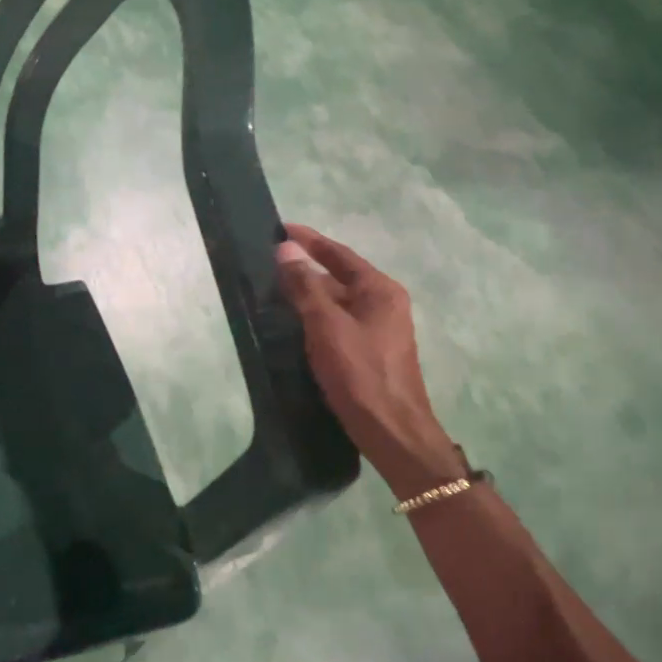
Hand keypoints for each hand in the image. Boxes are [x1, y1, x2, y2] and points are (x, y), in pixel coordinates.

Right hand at [274, 224, 461, 499]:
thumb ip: (305, 286)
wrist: (393, 433)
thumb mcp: (326, 326)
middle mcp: (384, 304)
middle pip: (339, 277)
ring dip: (308, 295)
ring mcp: (380, 329)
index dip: (309, 240)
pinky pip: (338, 322)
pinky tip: (293, 325)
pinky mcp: (371, 352)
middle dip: (305, 270)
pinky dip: (315, 317)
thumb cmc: (361, 374)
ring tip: (272, 292)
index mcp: (380, 290)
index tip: (280, 229)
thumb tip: (285, 249)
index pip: (339, 254)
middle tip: (267, 265)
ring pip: (337, 302)